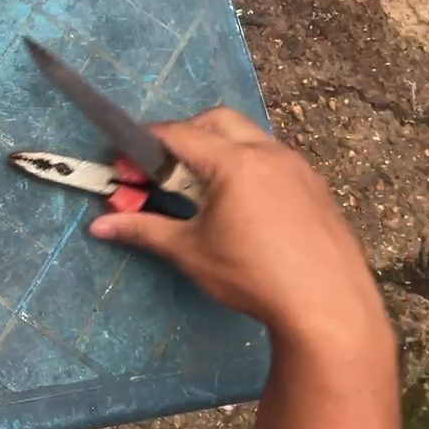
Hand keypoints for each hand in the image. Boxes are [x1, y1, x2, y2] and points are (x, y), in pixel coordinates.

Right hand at [89, 108, 389, 353]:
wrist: (330, 307)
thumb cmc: (251, 274)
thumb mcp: (187, 251)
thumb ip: (142, 229)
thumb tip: (98, 226)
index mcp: (234, 164)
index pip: (178, 134)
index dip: (144, 145)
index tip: (126, 167)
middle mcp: (269, 154)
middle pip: (216, 121)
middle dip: (182, 136)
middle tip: (162, 171)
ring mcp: (297, 168)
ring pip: (247, 138)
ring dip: (214, 150)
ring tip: (197, 190)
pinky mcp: (313, 187)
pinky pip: (270, 159)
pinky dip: (242, 166)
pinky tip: (235, 205)